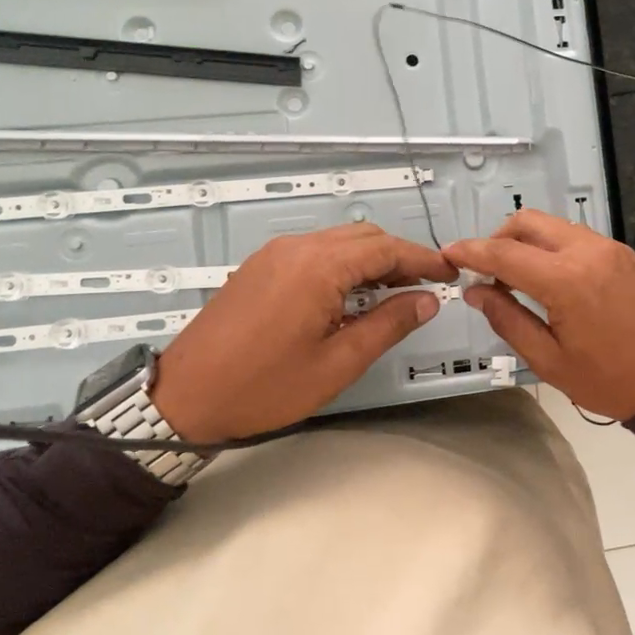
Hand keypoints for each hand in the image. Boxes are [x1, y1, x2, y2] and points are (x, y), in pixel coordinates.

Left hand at [151, 224, 455, 441]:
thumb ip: (388, 325)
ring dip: (372, 259)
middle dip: (400, 257)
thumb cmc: (264, 387)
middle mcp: (297, 248)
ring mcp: (274, 254)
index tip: (449, 274)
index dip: (423, 259)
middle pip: (364, 237)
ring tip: (394, 293)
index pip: (386, 249)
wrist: (184, 397)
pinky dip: (344, 264)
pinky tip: (352, 295)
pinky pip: (315, 251)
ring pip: (339, 241)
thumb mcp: (337, 363)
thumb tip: (426, 300)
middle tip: (425, 288)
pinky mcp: (260, 267)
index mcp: (319, 267)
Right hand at [445, 210, 634, 420]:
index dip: (470, 252)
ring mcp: (610, 249)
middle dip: (498, 238)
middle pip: (528, 222)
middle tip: (484, 271)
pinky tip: (549, 278)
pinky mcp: (624, 254)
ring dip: (527, 241)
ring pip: (554, 226)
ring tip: (515, 279)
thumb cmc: (610, 381)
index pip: (504, 253)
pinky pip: (577, 238)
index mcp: (566, 280)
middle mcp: (588, 251)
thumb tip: (477, 291)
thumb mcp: (549, 360)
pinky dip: (553, 247)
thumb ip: (507, 319)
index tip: (448, 255)